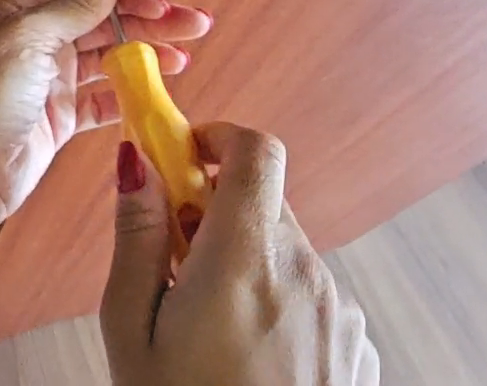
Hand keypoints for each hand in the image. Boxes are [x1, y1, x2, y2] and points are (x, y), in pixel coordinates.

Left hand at [0, 0, 211, 239]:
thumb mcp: (27, 40)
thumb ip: (73, 7)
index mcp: (26, 16)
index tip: (164, 5)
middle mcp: (40, 44)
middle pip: (106, 24)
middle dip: (151, 22)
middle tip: (194, 25)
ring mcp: (51, 83)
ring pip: (110, 61)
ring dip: (147, 57)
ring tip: (184, 57)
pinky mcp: (60, 120)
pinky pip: (104, 102)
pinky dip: (131, 97)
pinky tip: (156, 94)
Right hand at [102, 124, 379, 385]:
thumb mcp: (130, 326)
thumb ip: (135, 232)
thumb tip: (136, 159)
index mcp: (246, 262)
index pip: (256, 151)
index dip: (217, 136)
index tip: (180, 154)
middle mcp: (306, 277)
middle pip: (260, 200)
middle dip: (211, 210)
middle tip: (171, 257)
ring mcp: (340, 315)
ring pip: (282, 245)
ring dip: (241, 255)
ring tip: (204, 319)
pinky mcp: (356, 348)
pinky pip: (309, 288)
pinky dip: (274, 294)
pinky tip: (245, 349)